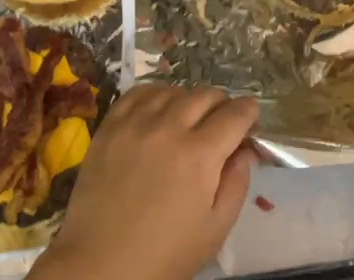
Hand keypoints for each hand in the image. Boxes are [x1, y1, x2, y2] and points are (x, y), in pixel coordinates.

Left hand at [32, 84, 260, 279]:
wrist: (101, 263)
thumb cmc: (165, 254)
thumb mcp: (215, 229)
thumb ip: (237, 183)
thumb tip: (247, 150)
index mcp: (199, 155)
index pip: (235, 114)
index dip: (250, 112)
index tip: (252, 118)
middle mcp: (169, 128)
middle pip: (206, 95)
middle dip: (222, 105)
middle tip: (222, 123)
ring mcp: (136, 123)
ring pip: (173, 90)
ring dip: (189, 99)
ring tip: (189, 118)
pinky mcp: (111, 125)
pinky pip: (138, 92)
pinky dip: (156, 94)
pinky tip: (159, 109)